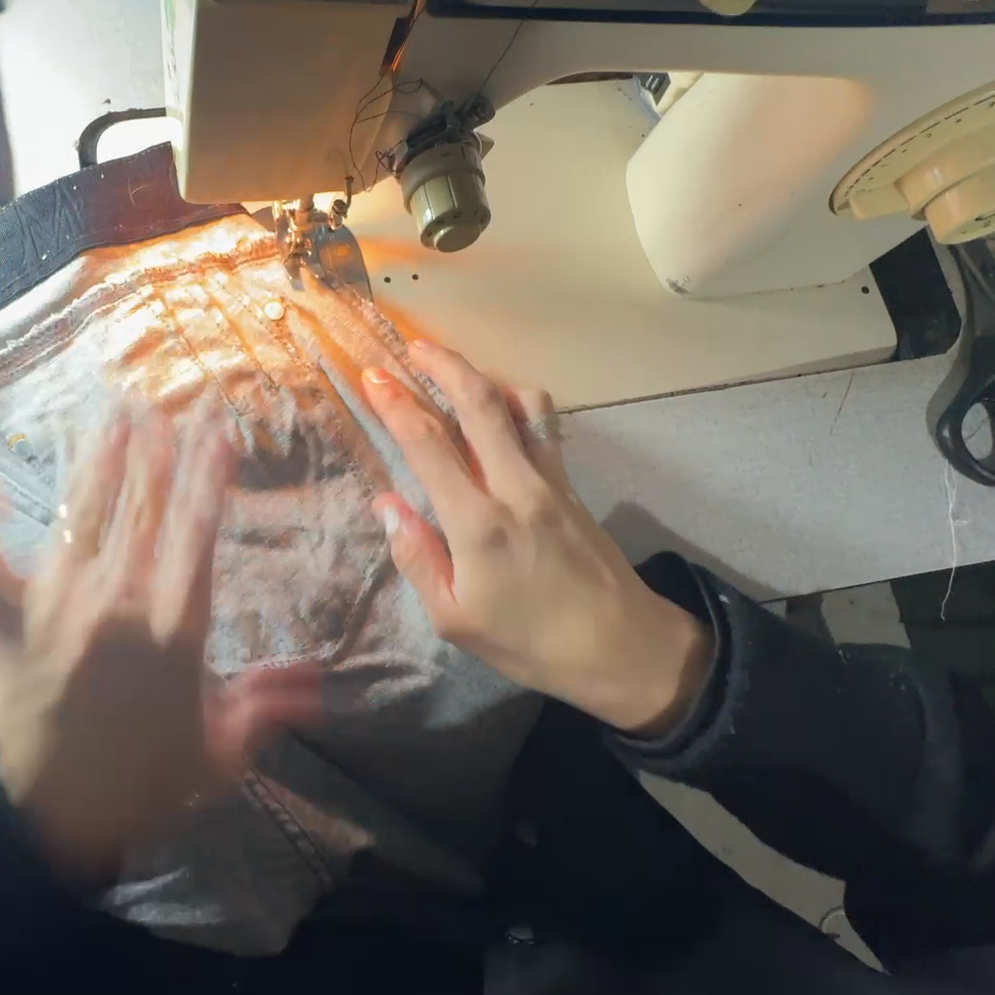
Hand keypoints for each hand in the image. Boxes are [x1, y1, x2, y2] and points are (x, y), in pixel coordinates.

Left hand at [0, 408, 318, 877]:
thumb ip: (265, 709)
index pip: (198, 533)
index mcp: (174, 627)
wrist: (42, 820)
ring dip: (100, 458)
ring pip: (81, 511)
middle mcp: (118, 600)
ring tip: (114, 414)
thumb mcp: (215, 755)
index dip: (209, 477)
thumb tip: (319, 685)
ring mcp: (53, 603)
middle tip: (168, 405)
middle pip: (147, 507)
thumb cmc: (136, 786)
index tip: (216, 434)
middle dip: (161, 450)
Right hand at [360, 342, 711, 735]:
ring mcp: (550, 480)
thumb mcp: (454, 618)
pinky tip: (501, 407)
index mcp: (477, 523)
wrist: (621, 648)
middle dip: (442, 365)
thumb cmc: (528, 642)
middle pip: (479, 402)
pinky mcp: (572, 485)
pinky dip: (516, 401)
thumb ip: (417, 557)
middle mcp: (515, 486)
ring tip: (454, 369)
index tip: (373, 376)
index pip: (429, 444)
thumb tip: (387, 506)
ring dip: (483, 375)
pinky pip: (543, 425)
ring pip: (520, 403)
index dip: (396, 404)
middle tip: (410, 346)